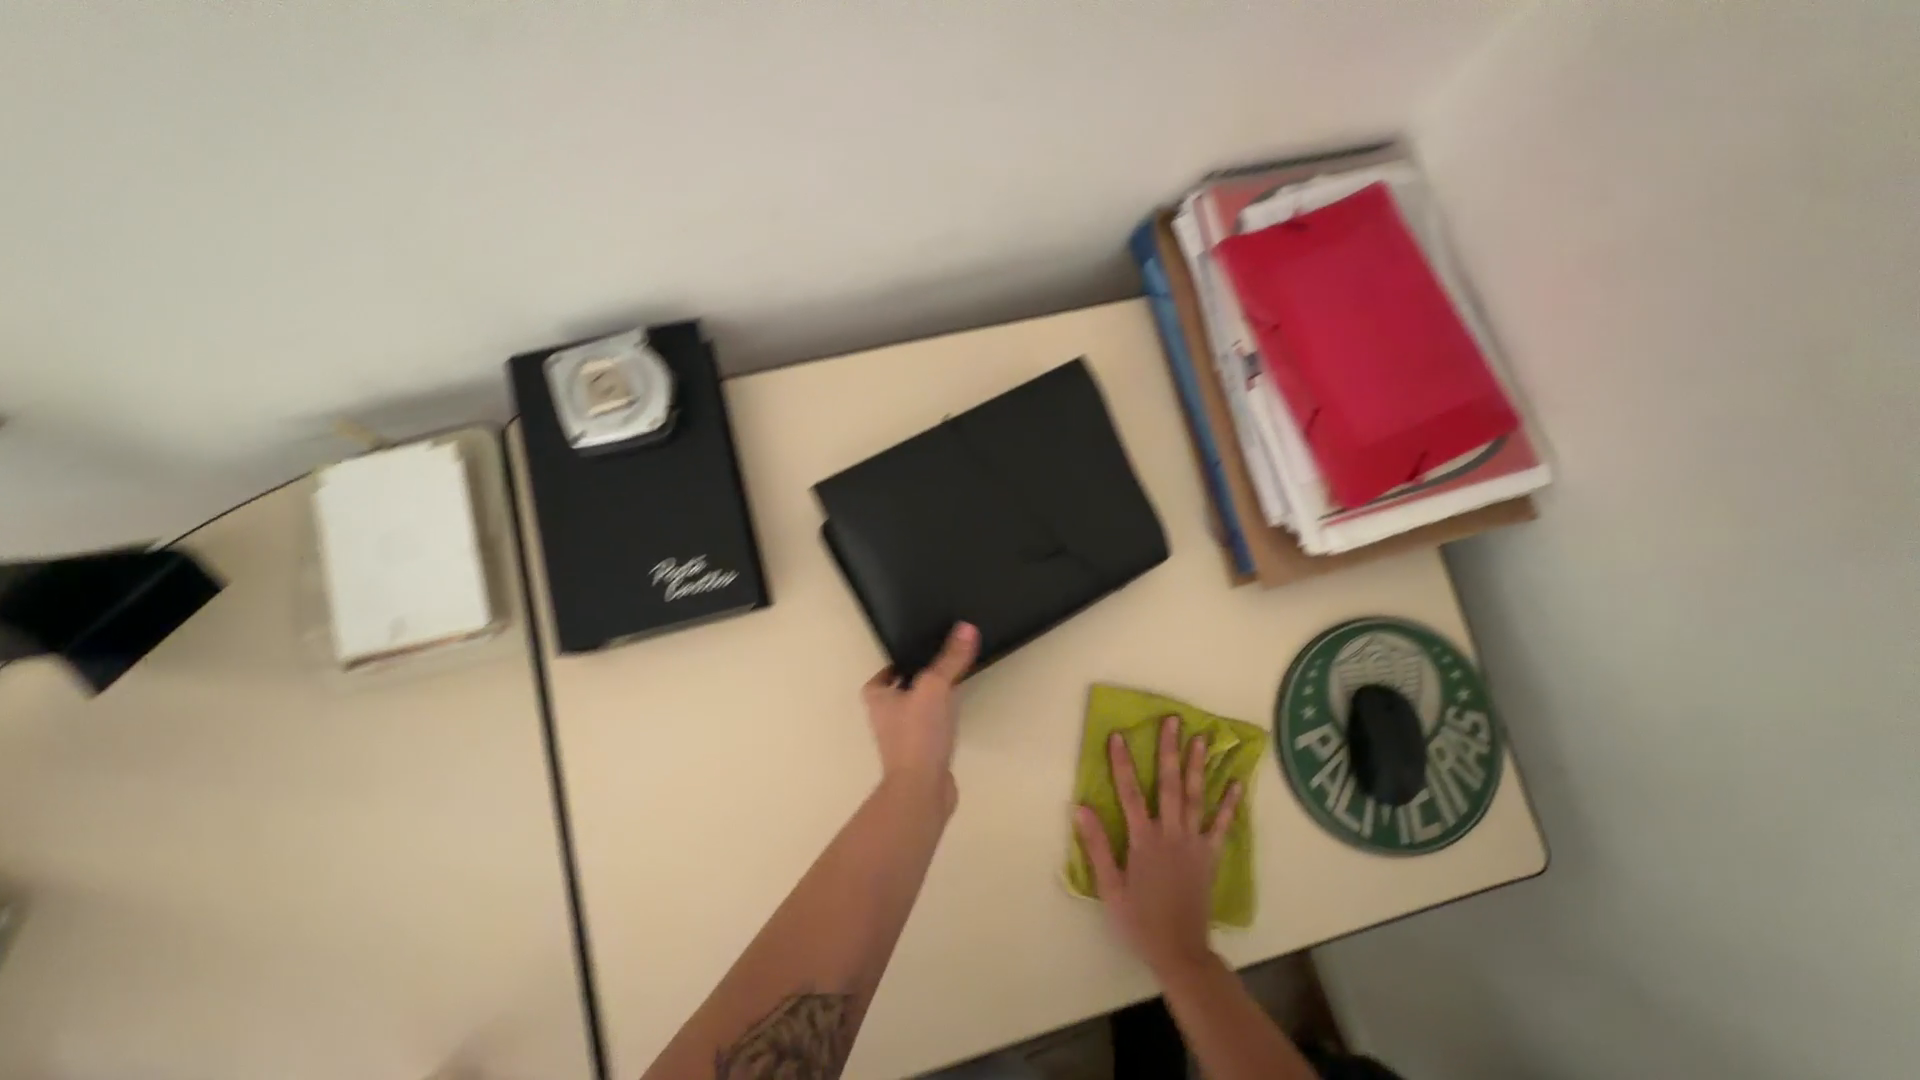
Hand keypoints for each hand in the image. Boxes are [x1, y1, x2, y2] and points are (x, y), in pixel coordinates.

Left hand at [863, 623, 979, 805]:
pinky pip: (931, 733)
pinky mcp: (922, 758)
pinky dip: (941, 726)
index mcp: (879, 701)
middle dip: (915, 683)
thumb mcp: (935, 687)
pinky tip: (957, 719)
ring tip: (952, 688)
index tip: (913, 657)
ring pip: (916, 715)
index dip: (892, 668)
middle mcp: (886, 721)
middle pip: (898, 696)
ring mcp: (904, 742)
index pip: (879, 679)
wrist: (922, 789)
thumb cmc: (918, 733)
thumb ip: (950, 659)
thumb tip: (966, 628)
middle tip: (938, 667)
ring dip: (930, 704)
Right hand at [1075, 715, 1243, 975]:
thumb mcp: (1109, 886)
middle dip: (1169, 751)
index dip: (1122, 763)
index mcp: (1143, 839)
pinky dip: (1229, 804)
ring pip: (1196, 797)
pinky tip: (1235, 783)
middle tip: (1173, 720)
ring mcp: (1194, 843)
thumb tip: (1081, 807)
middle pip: (1169, 784)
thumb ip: (1097, 845)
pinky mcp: (1210, 856)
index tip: (1118, 735)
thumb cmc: (1138, 919)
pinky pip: (1221, 825)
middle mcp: (1170, 833)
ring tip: (1203, 738)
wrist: (1178, 949)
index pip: (1129, 792)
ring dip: (1198, 766)